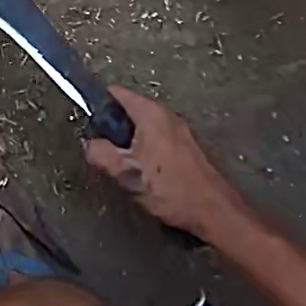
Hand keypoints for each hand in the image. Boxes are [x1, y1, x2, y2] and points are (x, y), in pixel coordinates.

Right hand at [85, 86, 247, 239]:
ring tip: (131, 170)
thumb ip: (100, 154)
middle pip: (130, 111)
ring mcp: (181, 130)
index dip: (100, 105)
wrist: (216, 212)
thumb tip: (90, 145)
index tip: (92, 125)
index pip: (116, 93)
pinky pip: (160, 141)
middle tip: (111, 155)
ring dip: (134, 144)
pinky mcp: (189, 147)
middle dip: (117, 131)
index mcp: (150, 112)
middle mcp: (167, 114)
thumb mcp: (126, 173)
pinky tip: (151, 178)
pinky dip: (150, 152)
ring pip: (145, 129)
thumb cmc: (171, 188)